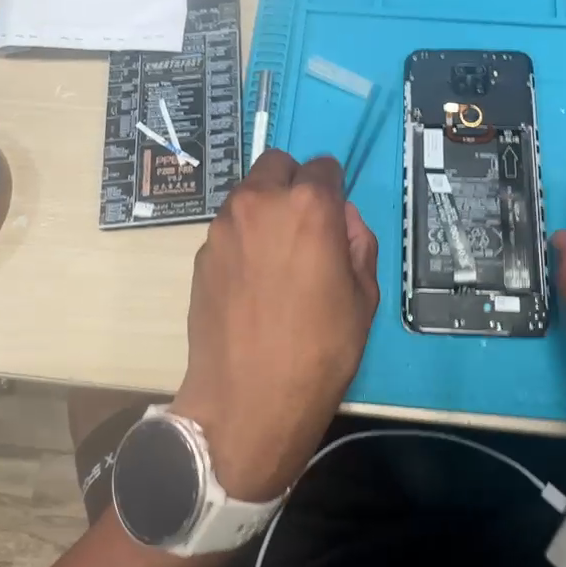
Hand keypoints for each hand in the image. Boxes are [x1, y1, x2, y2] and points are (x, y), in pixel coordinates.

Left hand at [170, 150, 378, 501]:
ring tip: (277, 257)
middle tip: (305, 227)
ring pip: (249, 194)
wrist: (248, 400)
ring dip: (266, 209)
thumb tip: (341, 221)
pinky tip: (252, 280)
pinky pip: (230, 228)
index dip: (333, 187)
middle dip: (294, 184)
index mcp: (308, 207)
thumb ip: (358, 243)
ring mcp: (223, 226)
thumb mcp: (364, 296)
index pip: (323, 167)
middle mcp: (260, 202)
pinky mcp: (201, 253)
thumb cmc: (320, 350)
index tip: (335, 214)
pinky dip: (244, 238)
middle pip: (277, 165)